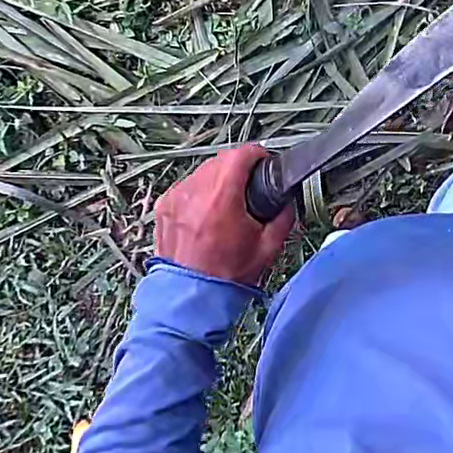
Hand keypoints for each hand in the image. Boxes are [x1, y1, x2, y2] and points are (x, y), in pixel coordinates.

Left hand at [154, 144, 295, 285]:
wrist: (191, 298)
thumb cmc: (225, 276)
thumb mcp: (268, 247)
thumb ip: (284, 217)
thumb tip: (288, 201)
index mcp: (222, 198)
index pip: (241, 154)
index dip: (258, 155)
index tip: (264, 162)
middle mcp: (195, 193)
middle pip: (221, 159)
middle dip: (238, 167)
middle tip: (250, 185)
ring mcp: (176, 198)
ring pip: (202, 171)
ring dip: (218, 178)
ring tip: (228, 201)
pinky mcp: (164, 207)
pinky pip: (187, 187)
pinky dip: (199, 192)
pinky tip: (207, 212)